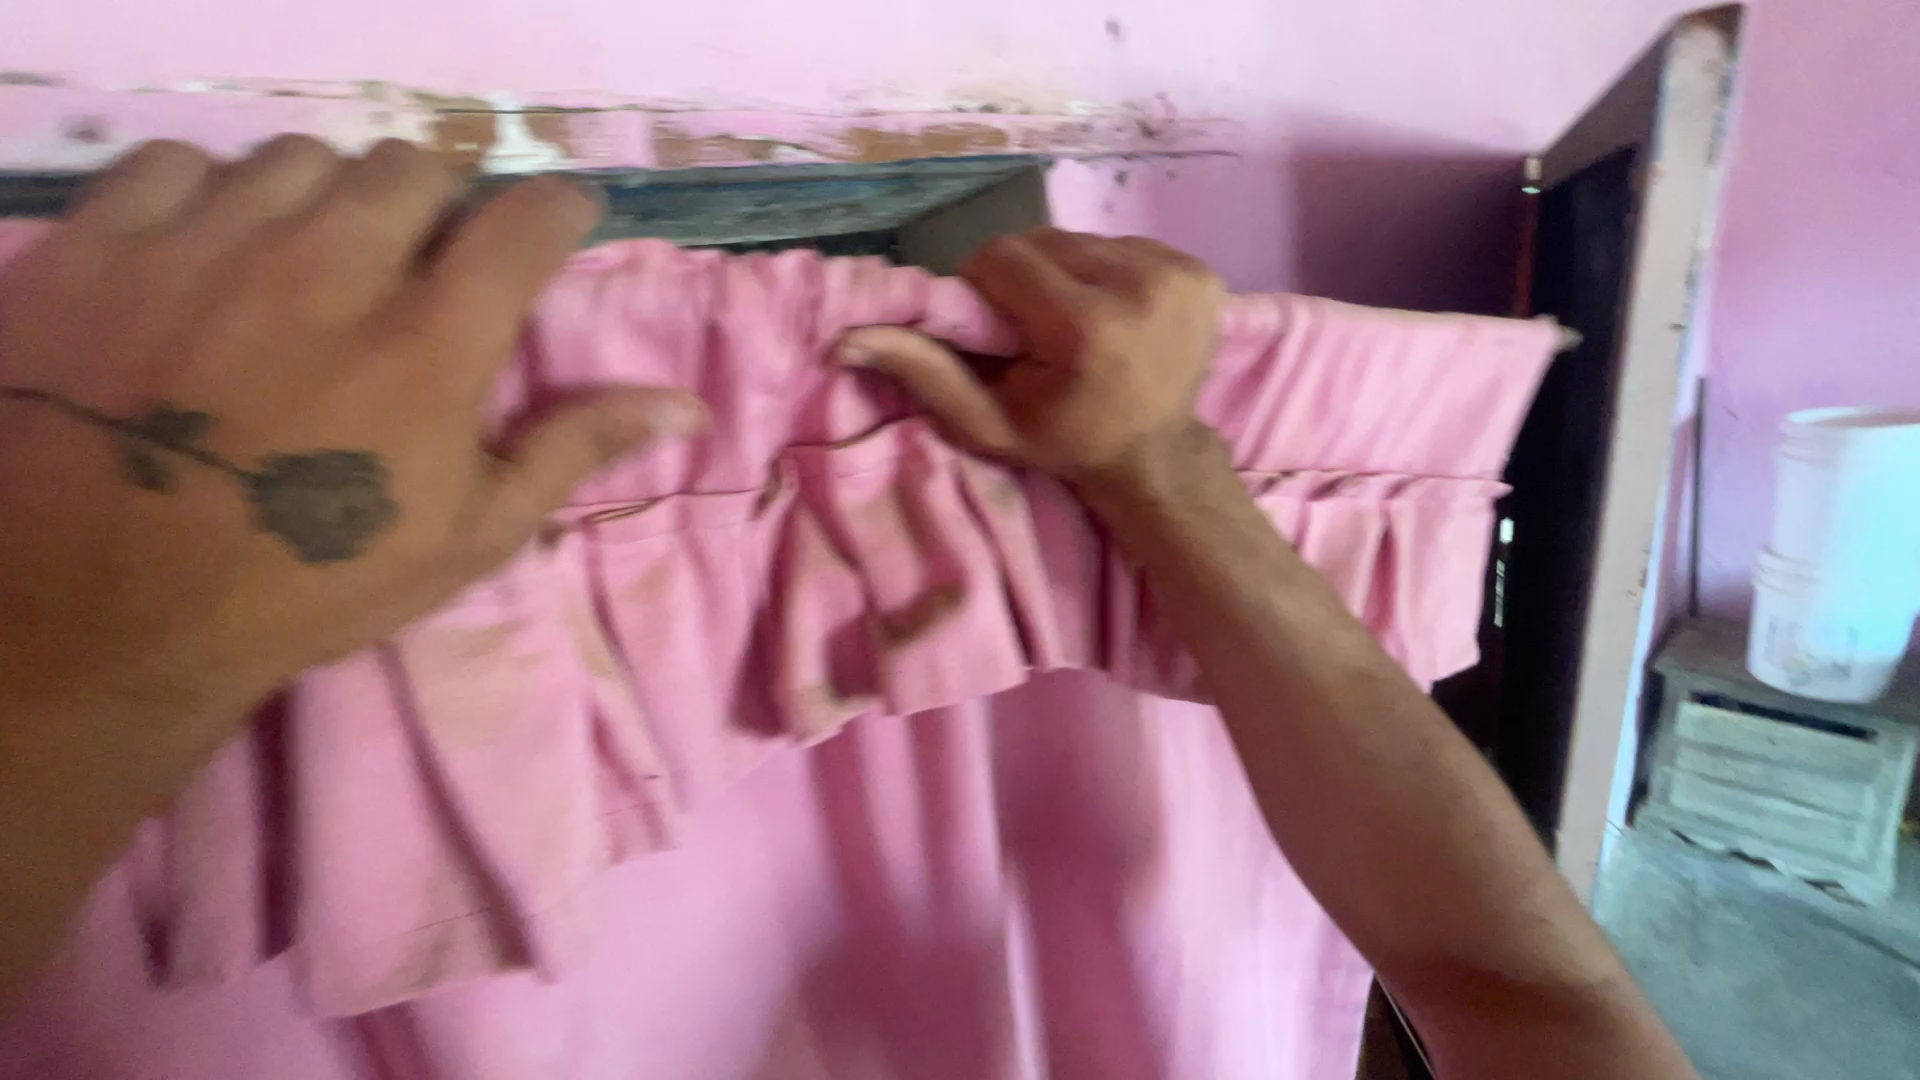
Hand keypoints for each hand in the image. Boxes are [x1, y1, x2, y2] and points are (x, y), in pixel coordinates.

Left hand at [0, 137, 704, 742]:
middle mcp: (328, 272)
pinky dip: (232, 189)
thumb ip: (582, 444)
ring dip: (351, 193)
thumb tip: (689, 408)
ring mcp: (205, 252)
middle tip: (451, 249)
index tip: (570, 213)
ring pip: (306, 157)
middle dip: (455, 196)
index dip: (560, 206)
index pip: (521, 226)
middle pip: (415, 168)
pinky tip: (236, 248)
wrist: (113, 613)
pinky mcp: (98, 252)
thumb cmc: (332, 572)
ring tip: (347, 252)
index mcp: (432, 344)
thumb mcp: (484, 526)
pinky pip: (182, 163)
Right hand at [836, 227, 1225, 496]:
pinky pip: (1124, 246)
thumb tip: (846, 340)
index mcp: (1086, 329)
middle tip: (1032, 327)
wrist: (1153, 455)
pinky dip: (1106, 273)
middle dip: (1026, 279)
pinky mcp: (1202, 271)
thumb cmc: (1062, 443)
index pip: (1003, 258)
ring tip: (1072, 321)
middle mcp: (1141, 287)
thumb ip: (925, 374)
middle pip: (1046, 243)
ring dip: (1066, 273)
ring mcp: (1179, 275)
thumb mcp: (988, 422)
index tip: (994, 326)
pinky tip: (1111, 314)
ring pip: (1084, 240)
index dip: (986, 287)